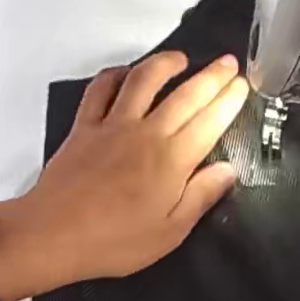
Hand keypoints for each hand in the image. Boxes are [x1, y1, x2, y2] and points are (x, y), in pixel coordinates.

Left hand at [0, 51, 249, 300]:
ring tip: (181, 58)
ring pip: (143, 81)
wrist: (56, 234)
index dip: (228, 101)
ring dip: (165, 64)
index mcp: (172, 161)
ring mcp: (113, 125)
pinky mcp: (84, 127)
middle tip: (229, 63)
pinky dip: (116, 75)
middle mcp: (146, 134)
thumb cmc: (118, 242)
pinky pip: (101, 89)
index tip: (243, 86)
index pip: (209, 122)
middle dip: (211, 77)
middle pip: (184, 96)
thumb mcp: (171, 231)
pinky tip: (126, 72)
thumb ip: (201, 196)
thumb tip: (228, 170)